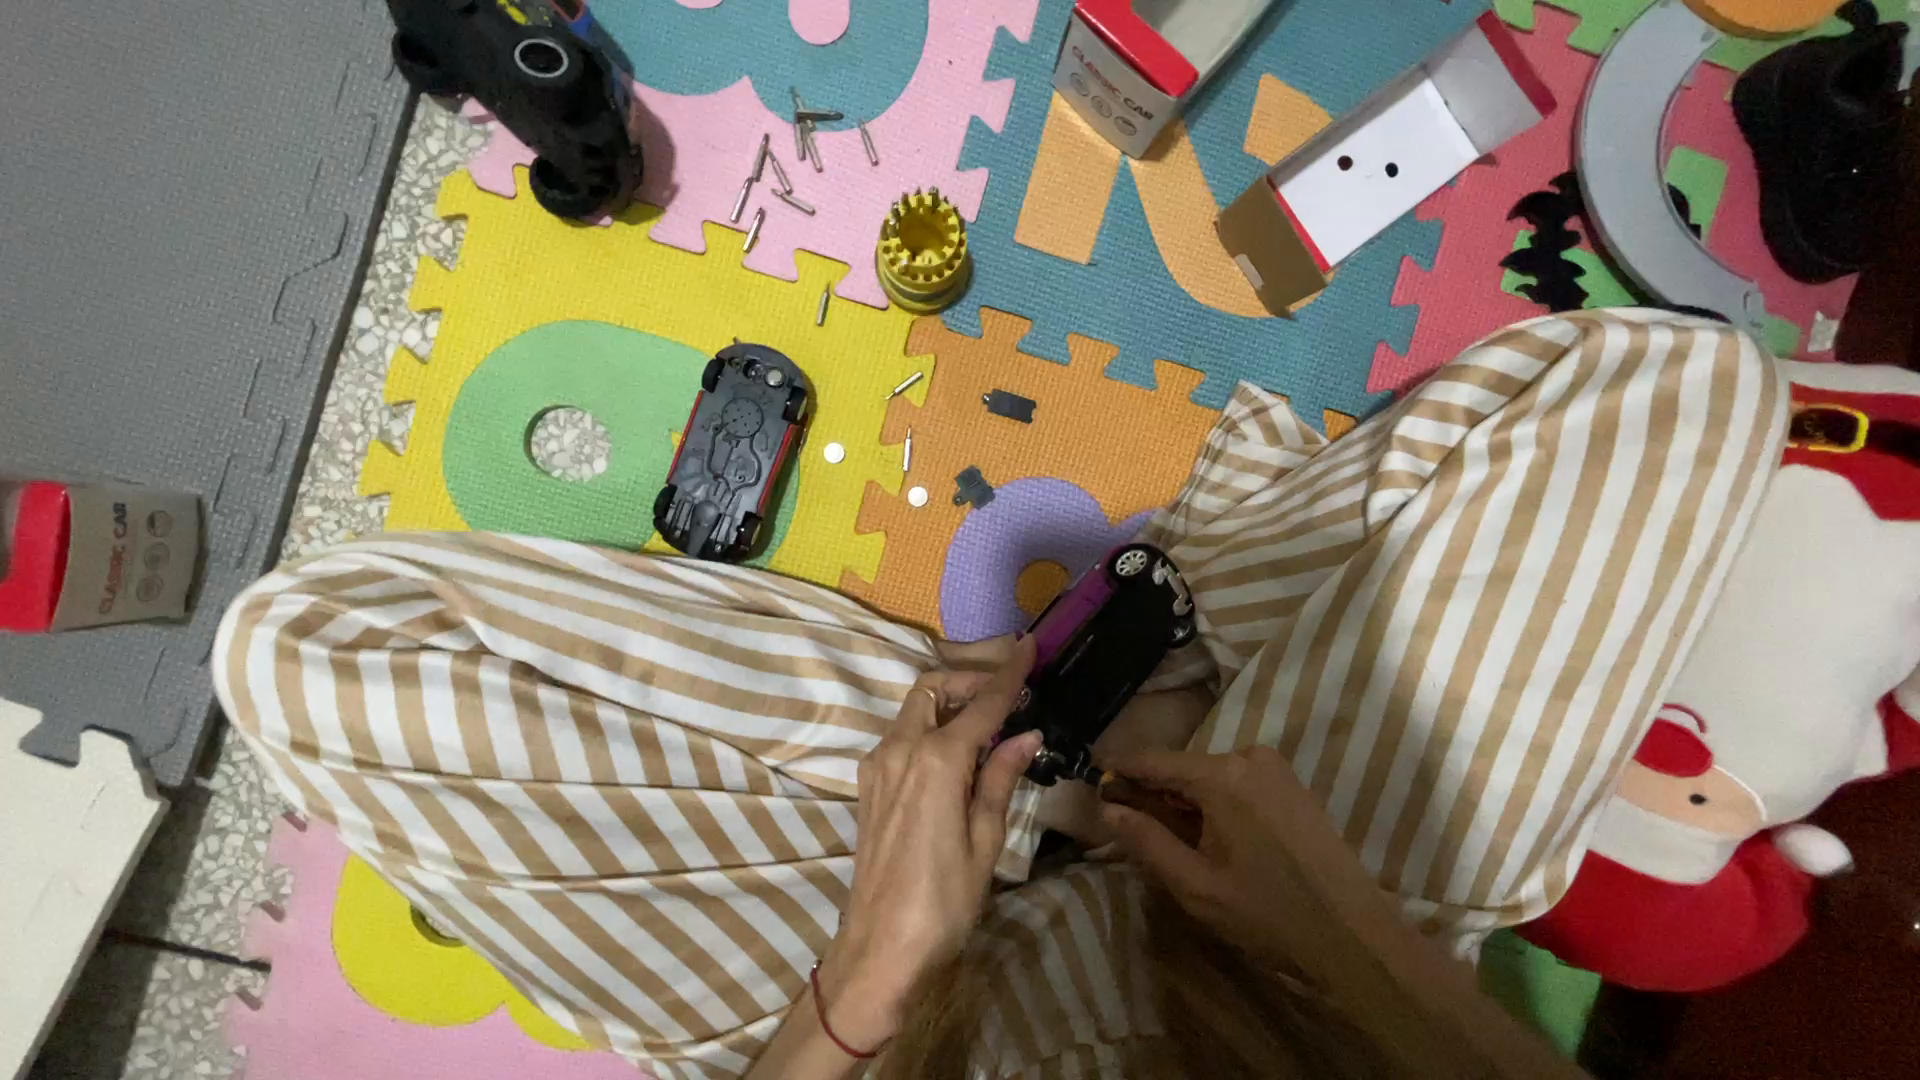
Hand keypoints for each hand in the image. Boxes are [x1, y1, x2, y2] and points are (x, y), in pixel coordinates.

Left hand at [817, 641, 1042, 1048]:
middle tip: (1006, 695)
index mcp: (937, 760)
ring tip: (986, 726)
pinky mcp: (868, 784)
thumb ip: (1000, 778)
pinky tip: (954, 756)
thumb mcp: (985, 840)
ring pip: (914, 709)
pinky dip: (930, 727)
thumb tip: (1027, 734)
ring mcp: (877, 765)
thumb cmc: (944, 901)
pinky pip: (901, 736)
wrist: (878, 949)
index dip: (1009, 675)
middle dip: (970, 681)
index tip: (1028, 647)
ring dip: (948, 703)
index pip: (982, 704)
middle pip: (934, 689)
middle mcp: (901, 749)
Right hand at [1100, 746, 1584, 1079]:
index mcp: (1220, 775)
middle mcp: (1247, 756)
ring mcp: (1275, 768)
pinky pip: (1236, 782)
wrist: (1358, 939)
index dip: (1117, 766)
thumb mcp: (1195, 885)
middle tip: (1124, 818)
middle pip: (1181, 767)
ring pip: (1208, 775)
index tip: (1087, 771)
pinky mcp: (1292, 785)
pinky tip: (1210, 835)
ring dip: (1183, 798)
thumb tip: (1106, 806)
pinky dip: (1213, 801)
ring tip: (1168, 836)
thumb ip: (1145, 840)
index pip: (1152, 760)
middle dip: (1151, 790)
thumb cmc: (1269, 914)